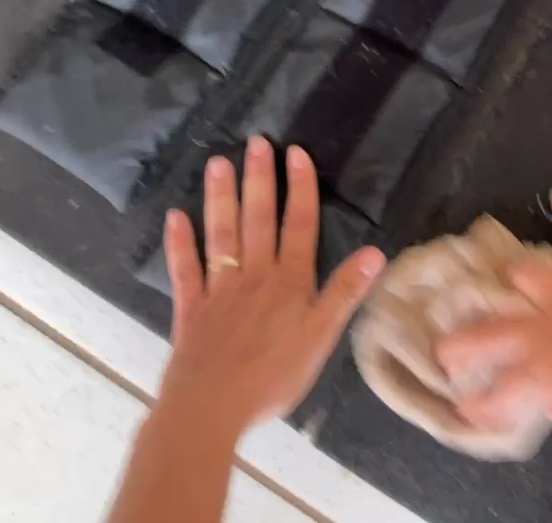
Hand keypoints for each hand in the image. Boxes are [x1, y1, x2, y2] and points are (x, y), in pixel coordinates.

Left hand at [154, 136, 386, 435]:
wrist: (209, 410)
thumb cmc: (273, 376)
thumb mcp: (321, 337)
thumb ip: (345, 292)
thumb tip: (376, 251)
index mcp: (289, 280)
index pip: (299, 224)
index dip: (300, 187)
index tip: (296, 152)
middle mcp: (255, 274)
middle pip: (259, 218)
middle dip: (260, 178)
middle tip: (256, 141)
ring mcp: (219, 288)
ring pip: (222, 234)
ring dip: (221, 197)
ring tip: (219, 162)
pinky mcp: (190, 309)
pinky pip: (184, 270)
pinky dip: (179, 243)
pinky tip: (175, 217)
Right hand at [437, 246, 551, 464]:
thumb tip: (548, 392)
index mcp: (544, 374)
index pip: (496, 391)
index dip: (477, 403)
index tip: (465, 406)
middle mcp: (550, 328)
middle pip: (489, 330)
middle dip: (462, 344)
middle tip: (449, 350)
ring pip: (526, 273)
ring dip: (515, 286)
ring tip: (515, 293)